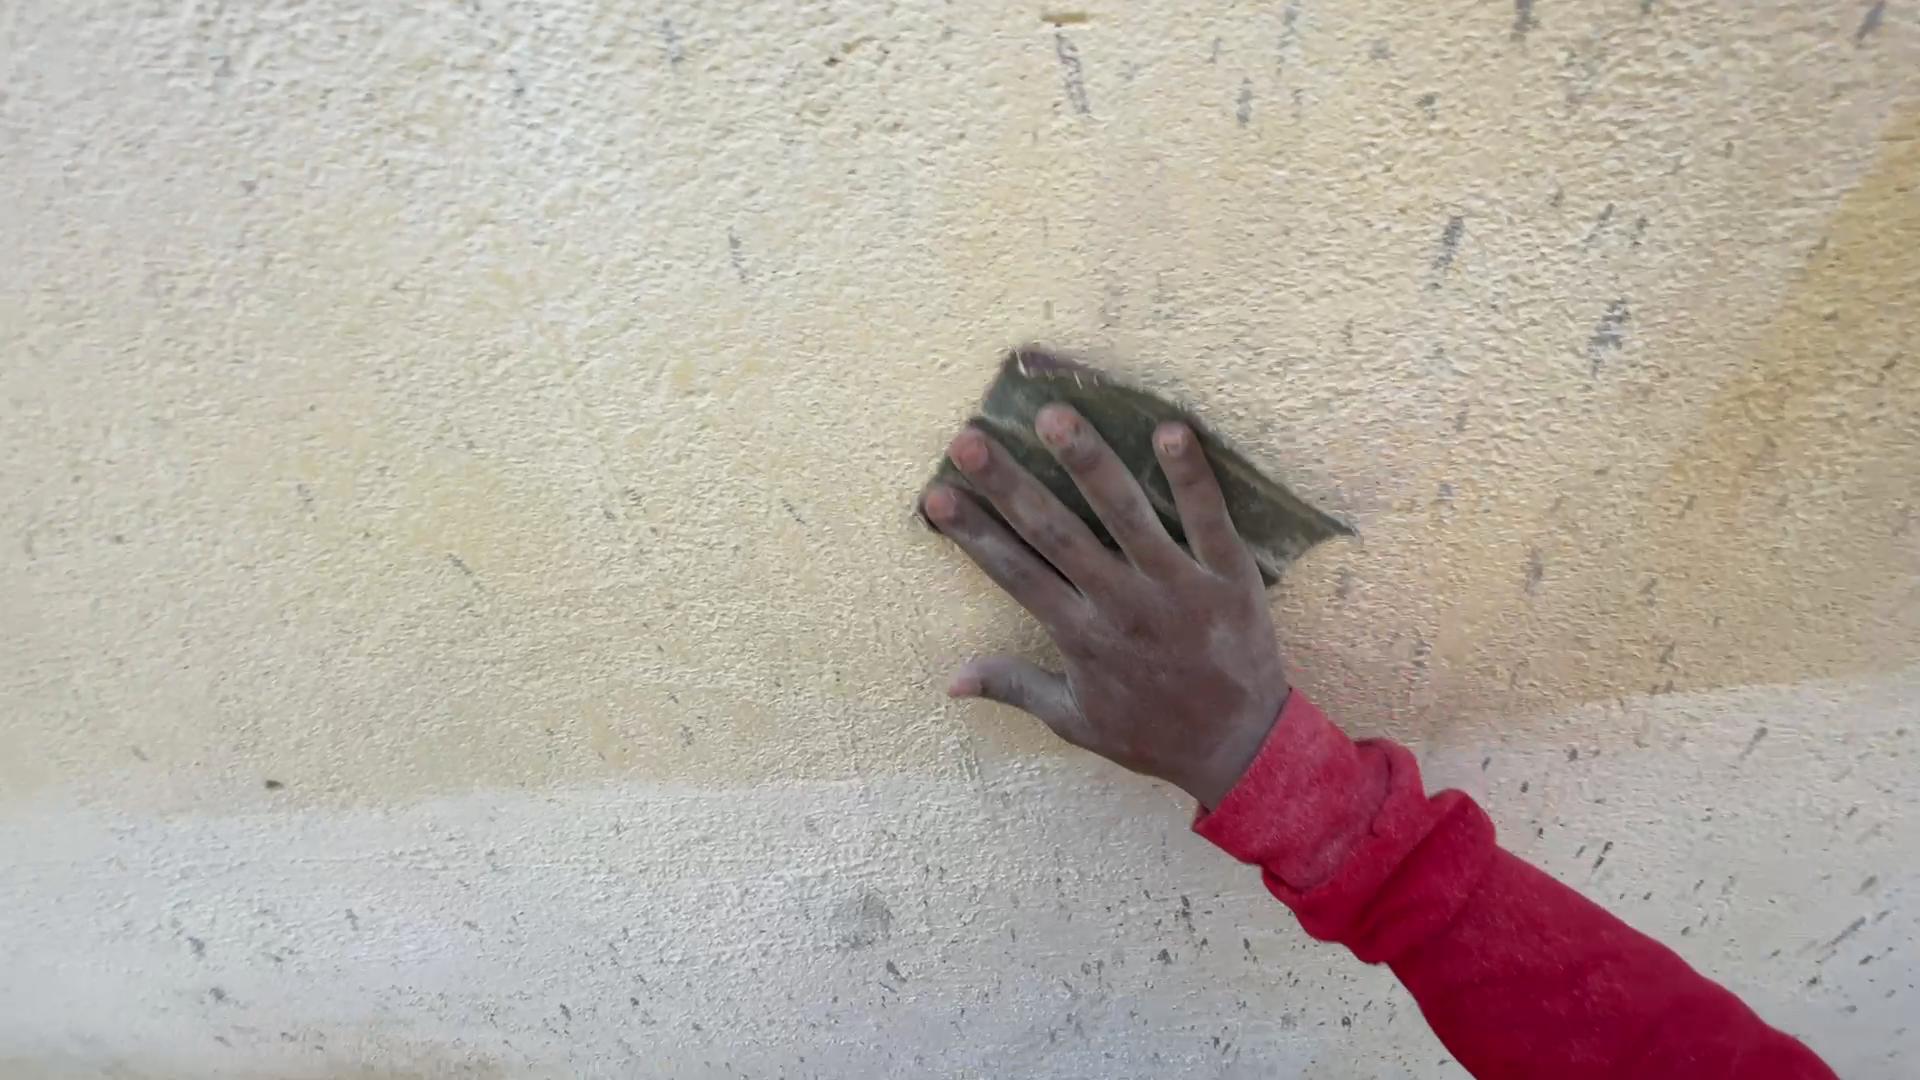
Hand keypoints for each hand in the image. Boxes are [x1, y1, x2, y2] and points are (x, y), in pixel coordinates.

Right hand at [922, 403, 1288, 808]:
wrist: (1241, 750)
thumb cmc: (1152, 733)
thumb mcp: (1075, 720)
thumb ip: (1014, 688)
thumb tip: (951, 680)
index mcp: (1081, 636)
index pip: (1015, 574)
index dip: (973, 534)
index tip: (936, 495)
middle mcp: (1121, 604)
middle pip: (1056, 533)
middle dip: (1009, 484)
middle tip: (970, 439)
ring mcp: (1176, 587)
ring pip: (1125, 515)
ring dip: (1088, 464)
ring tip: (1054, 416)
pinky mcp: (1228, 577)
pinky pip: (1209, 520)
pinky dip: (1191, 478)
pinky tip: (1169, 430)